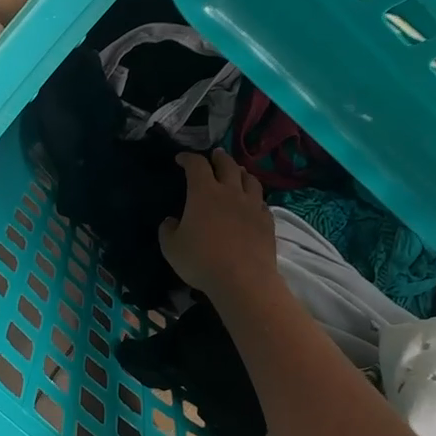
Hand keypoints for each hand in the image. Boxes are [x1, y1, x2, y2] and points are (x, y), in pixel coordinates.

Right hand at [158, 150, 277, 298]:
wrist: (242, 279)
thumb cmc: (201, 261)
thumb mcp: (172, 248)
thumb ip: (168, 230)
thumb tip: (170, 221)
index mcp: (204, 192)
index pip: (196, 164)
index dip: (188, 158)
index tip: (181, 159)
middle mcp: (230, 192)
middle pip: (227, 165)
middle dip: (219, 157)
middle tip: (215, 155)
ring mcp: (252, 205)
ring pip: (250, 179)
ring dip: (241, 173)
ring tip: (238, 173)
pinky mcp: (267, 221)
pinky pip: (262, 202)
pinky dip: (255, 198)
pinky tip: (253, 203)